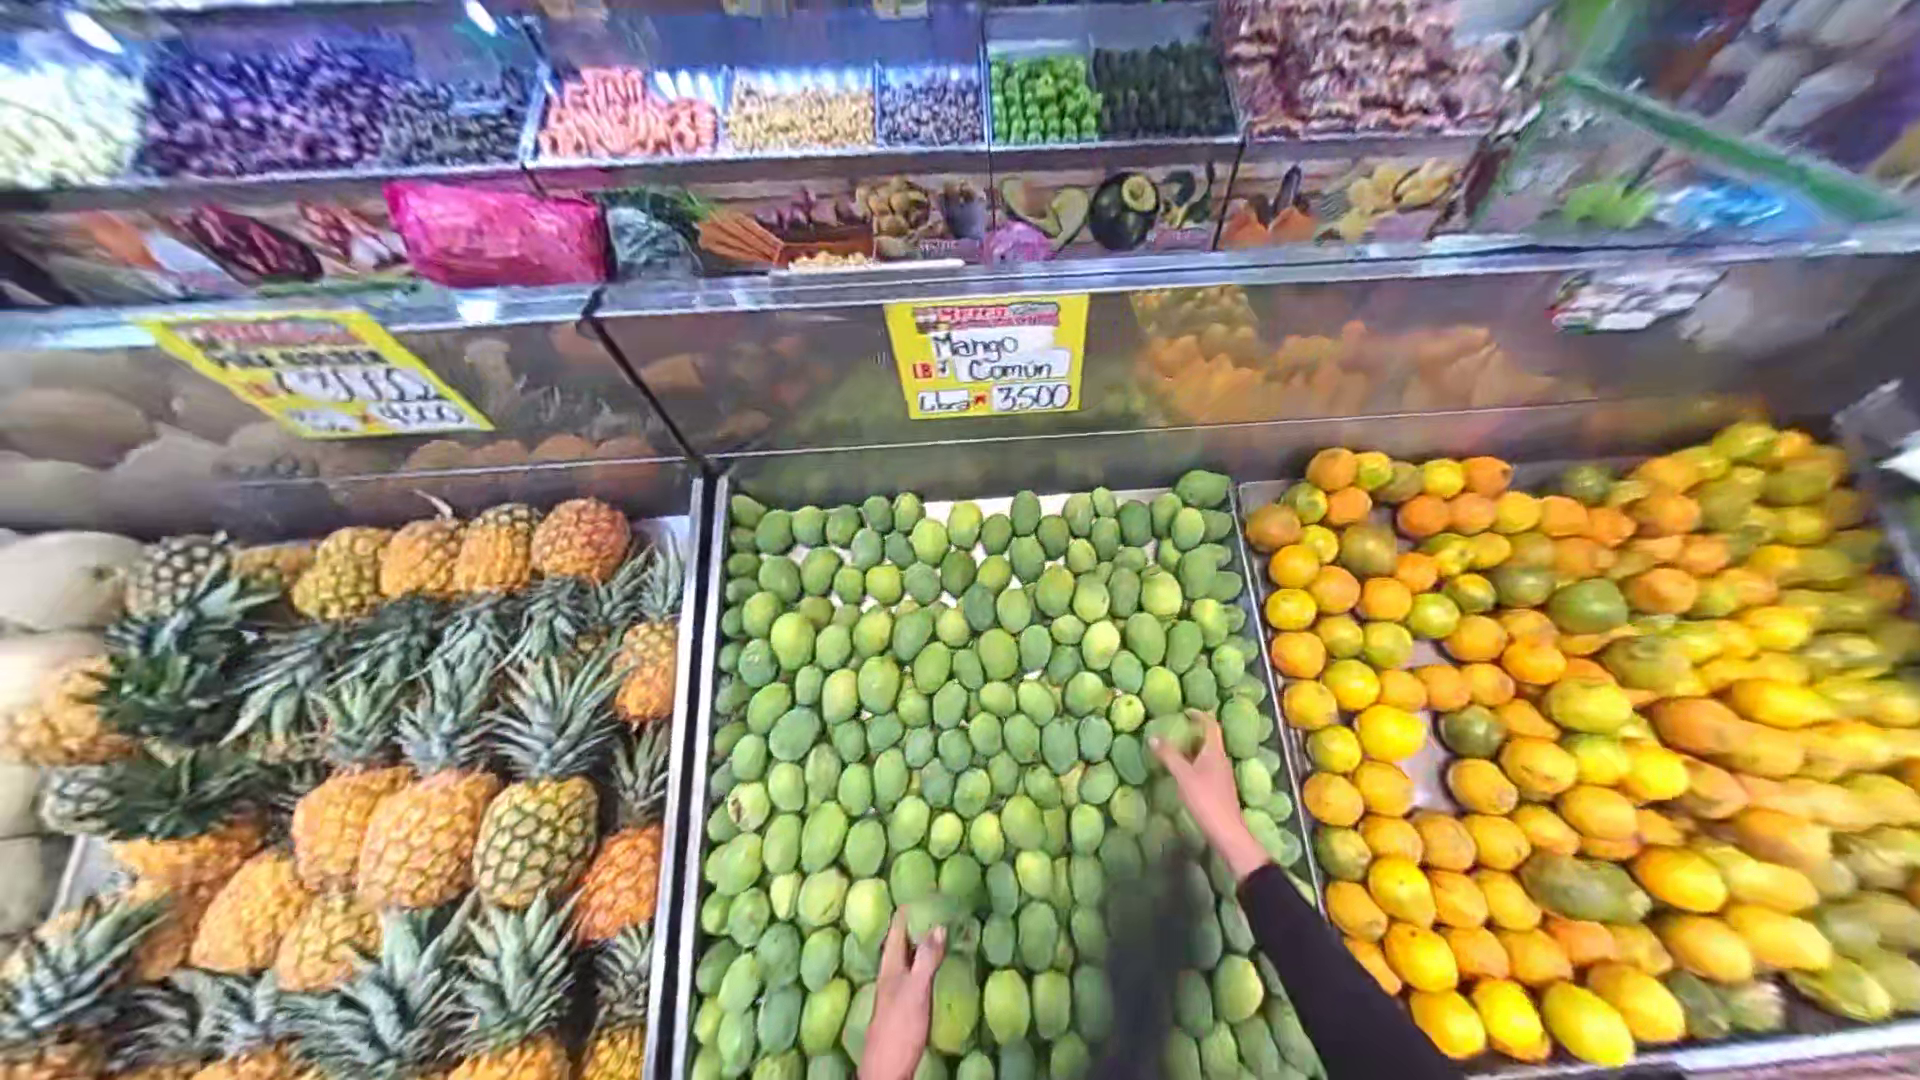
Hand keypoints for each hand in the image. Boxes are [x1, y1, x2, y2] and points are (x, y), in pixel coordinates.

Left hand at [857, 912, 946, 1079]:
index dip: (910, 908)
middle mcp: (890, 973)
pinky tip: (940, 970)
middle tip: (941, 909)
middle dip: (920, 924)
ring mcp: (895, 991)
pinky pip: (916, 976)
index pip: (897, 926)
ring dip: (925, 945)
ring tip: (945, 934)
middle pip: (904, 941)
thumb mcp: (915, 990)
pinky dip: (928, 966)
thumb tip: (938, 924)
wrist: (886, 1074)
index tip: (927, 892)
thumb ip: (926, 958)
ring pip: (910, 959)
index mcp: (889, 964)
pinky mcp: (903, 1008)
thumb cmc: (899, 1027)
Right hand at [1152, 708, 1269, 881]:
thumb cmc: (1206, 799)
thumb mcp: (1183, 776)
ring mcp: (1222, 775)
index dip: (1200, 715)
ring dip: (1193, 747)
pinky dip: (1194, 761)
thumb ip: (1169, 756)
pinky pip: (1206, 766)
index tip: (1186, 711)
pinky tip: (1182, 770)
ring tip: (1174, 747)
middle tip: (1175, 728)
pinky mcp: (1219, 787)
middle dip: (1194, 731)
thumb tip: (1153, 738)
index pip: (1211, 725)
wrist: (1226, 832)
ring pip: (1207, 753)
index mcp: (1215, 752)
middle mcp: (1221, 760)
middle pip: (1210, 738)